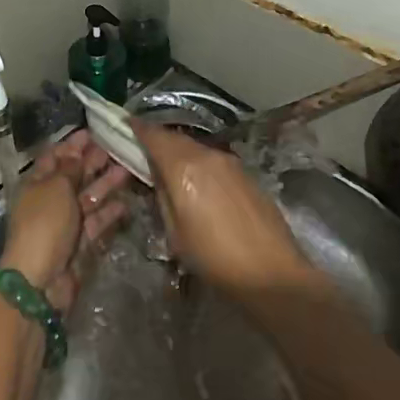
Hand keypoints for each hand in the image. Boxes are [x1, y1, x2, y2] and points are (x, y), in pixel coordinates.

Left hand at [0, 130, 130, 311]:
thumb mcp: (55, 189)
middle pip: (73, 176)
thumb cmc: (44, 225)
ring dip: (105, 183)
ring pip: (88, 198)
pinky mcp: (79, 243)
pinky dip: (109, 212)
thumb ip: (69, 170)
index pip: (55, 157)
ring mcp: (65, 222)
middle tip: (117, 147)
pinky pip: (96, 222)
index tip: (93, 132)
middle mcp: (50, 199)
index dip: (72, 145)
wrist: (41, 279)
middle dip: (92, 161)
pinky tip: (125, 202)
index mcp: (37, 182)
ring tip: (128, 169)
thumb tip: (76, 153)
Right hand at [132, 121, 320, 299]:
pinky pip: (213, 159)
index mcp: (183, 168)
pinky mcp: (246, 175)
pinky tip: (199, 181)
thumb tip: (157, 176)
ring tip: (170, 166)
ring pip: (196, 148)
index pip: (154, 136)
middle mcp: (206, 157)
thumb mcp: (174, 232)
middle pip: (175, 138)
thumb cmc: (215, 259)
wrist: (273, 275)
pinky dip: (199, 162)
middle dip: (158, 139)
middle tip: (143, 148)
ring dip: (179, 151)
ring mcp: (230, 164)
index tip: (126, 124)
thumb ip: (162, 196)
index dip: (138, 128)